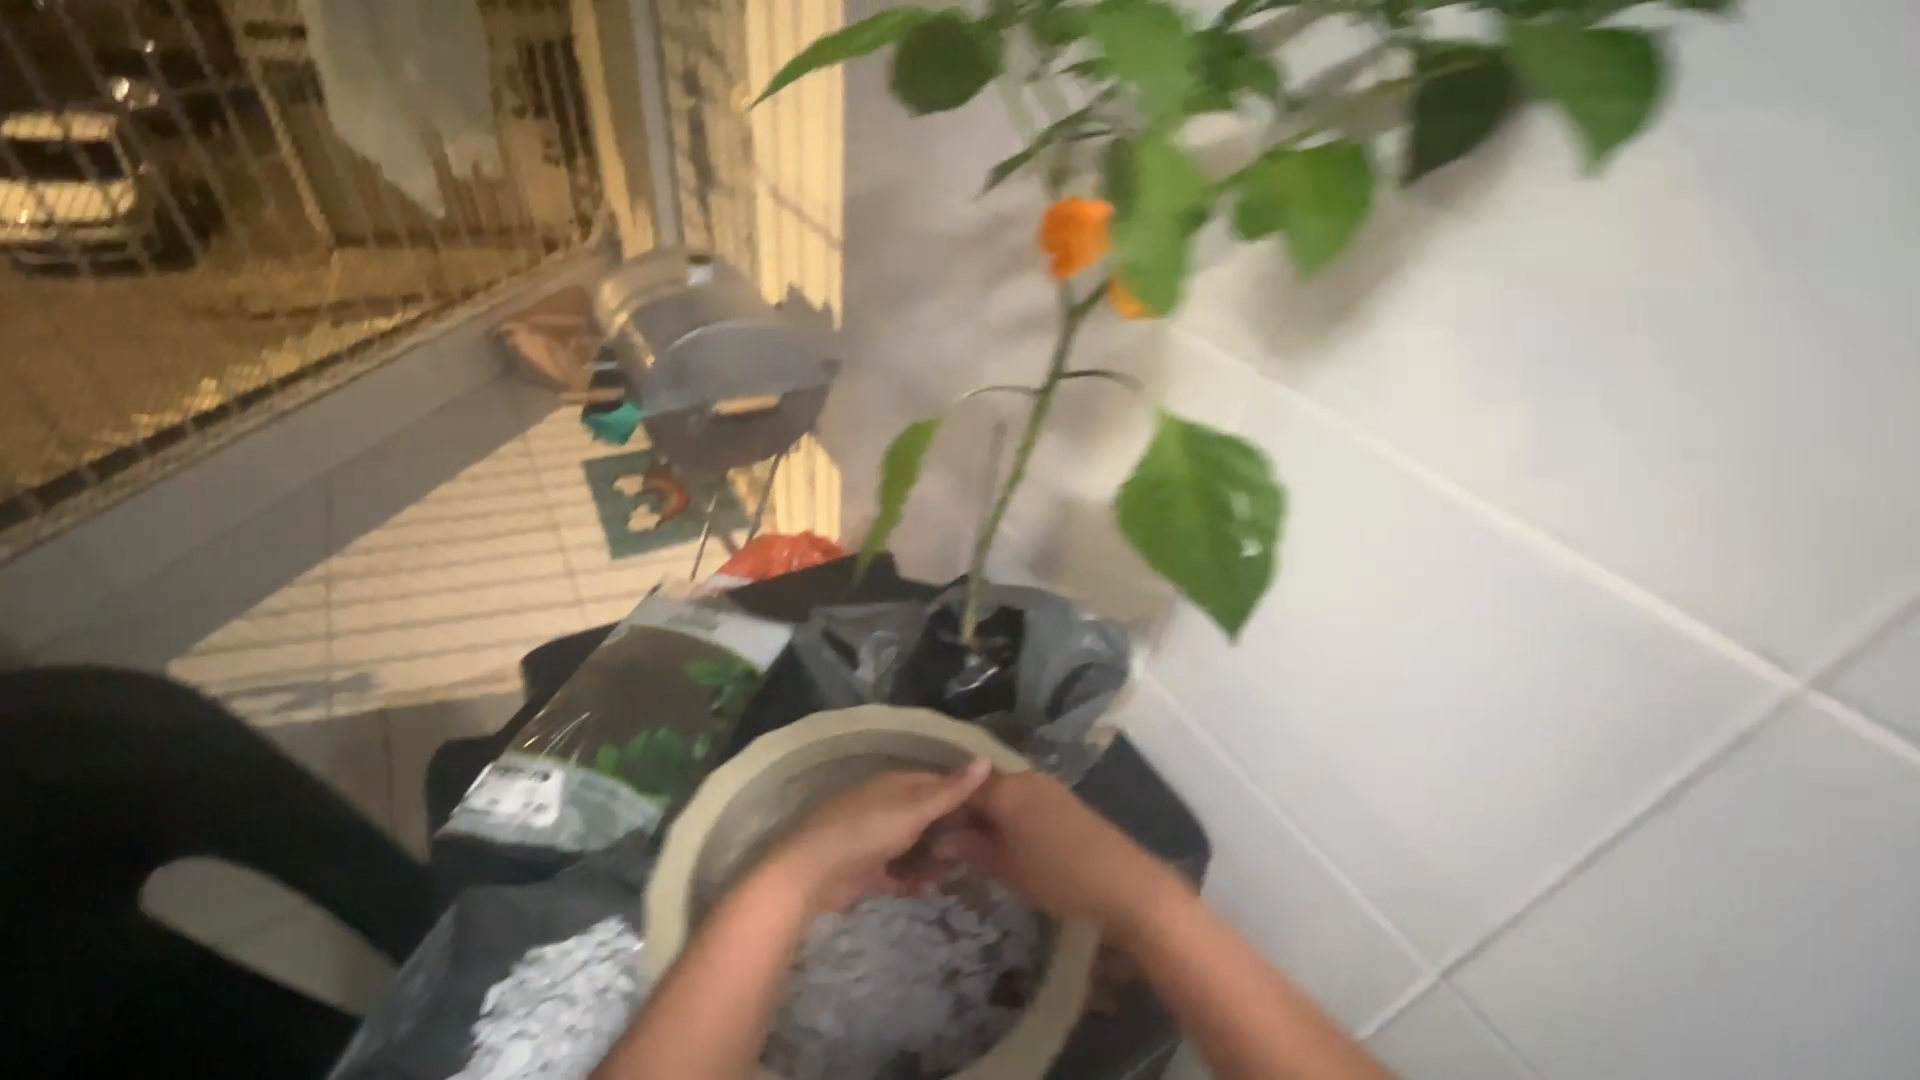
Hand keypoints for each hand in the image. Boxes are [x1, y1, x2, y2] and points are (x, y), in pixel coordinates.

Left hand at [763, 759, 991, 914]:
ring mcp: (876, 839)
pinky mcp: (867, 871)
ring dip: (932, 861)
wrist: (813, 871)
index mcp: (897, 785)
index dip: (964, 797)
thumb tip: (986, 758)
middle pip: (928, 818)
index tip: (990, 815)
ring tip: (948, 875)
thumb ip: (951, 790)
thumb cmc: (868, 830)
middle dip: (949, 835)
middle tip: (973, 853)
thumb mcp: (916, 809)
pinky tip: (926, 890)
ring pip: (915, 847)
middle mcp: (887, 807)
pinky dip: (911, 880)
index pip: (938, 783)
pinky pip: (898, 873)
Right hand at [937, 770, 1182, 933]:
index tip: (925, 833)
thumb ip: (970, 848)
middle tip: (946, 846)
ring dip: (988, 817)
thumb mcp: (1005, 868)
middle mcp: (1024, 778)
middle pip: (982, 788)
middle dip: (964, 813)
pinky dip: (1010, 819)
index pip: (959, 789)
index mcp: (1005, 789)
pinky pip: (1025, 802)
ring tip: (975, 849)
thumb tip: (940, 838)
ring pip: (1004, 796)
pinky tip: (1008, 845)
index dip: (940, 809)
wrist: (1125, 884)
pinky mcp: (1065, 800)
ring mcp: (1048, 787)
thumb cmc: (1058, 877)